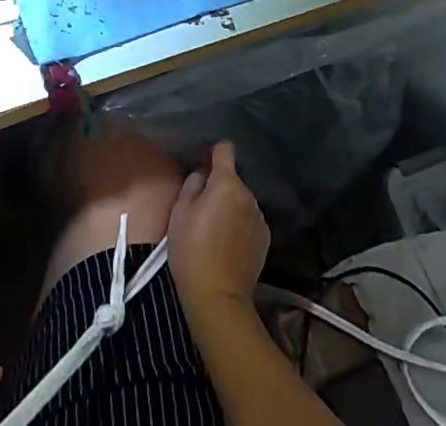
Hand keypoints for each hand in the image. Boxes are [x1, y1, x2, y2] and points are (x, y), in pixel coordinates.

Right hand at [167, 140, 269, 316]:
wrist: (218, 296)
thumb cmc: (192, 250)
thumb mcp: (179, 213)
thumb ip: (192, 185)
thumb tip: (202, 175)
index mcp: (227, 184)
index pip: (226, 150)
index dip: (214, 152)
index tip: (204, 163)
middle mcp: (248, 195)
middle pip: (233, 180)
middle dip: (219, 187)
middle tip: (201, 208)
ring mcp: (260, 217)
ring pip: (241, 201)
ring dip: (231, 206)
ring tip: (214, 230)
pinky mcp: (265, 238)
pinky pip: (250, 220)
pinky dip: (240, 224)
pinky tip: (228, 244)